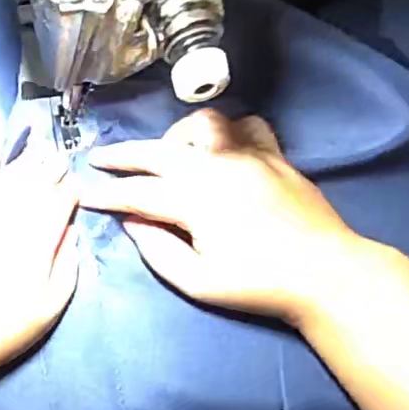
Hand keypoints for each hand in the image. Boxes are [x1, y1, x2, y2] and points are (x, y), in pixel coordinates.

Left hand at [0, 139, 80, 380]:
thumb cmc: (3, 328)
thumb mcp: (51, 306)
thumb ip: (67, 266)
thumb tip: (73, 233)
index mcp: (38, 235)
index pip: (60, 200)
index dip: (70, 189)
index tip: (75, 183)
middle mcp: (5, 215)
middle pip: (31, 183)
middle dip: (48, 168)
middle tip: (58, 157)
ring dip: (15, 165)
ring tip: (28, 153)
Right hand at [76, 109, 370, 324]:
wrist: (325, 273)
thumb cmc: (257, 284)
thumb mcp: (197, 281)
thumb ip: (157, 250)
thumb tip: (132, 222)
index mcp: (195, 199)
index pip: (137, 193)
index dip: (106, 194)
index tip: (83, 194)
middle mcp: (217, 166)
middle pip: (158, 151)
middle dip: (123, 155)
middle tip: (99, 158)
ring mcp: (249, 154)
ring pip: (202, 125)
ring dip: (175, 137)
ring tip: (165, 156)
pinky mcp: (274, 154)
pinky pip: (245, 125)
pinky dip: (225, 132)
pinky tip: (219, 150)